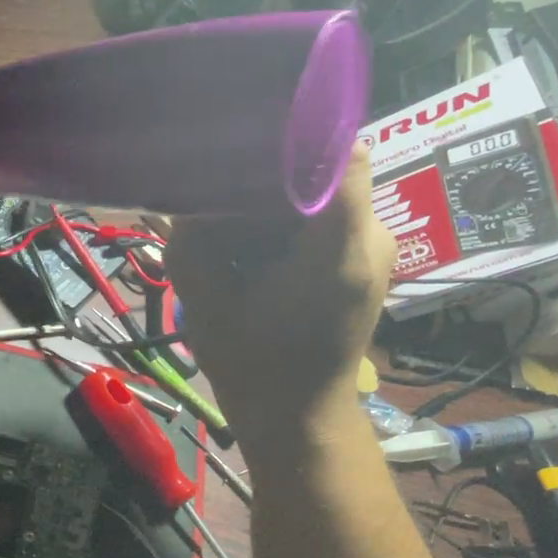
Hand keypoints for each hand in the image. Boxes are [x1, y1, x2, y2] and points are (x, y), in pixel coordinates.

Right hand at [162, 146, 392, 447]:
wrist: (296, 417)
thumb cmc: (252, 367)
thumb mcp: (207, 307)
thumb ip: (193, 247)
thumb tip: (185, 200)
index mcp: (339, 247)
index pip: (337, 154)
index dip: (289, 140)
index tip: (238, 144)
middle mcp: (371, 237)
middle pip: (327, 171)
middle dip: (270, 177)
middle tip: (219, 197)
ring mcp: (372, 248)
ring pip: (324, 193)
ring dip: (275, 203)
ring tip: (231, 231)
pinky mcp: (359, 261)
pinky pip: (324, 219)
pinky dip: (285, 224)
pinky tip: (251, 252)